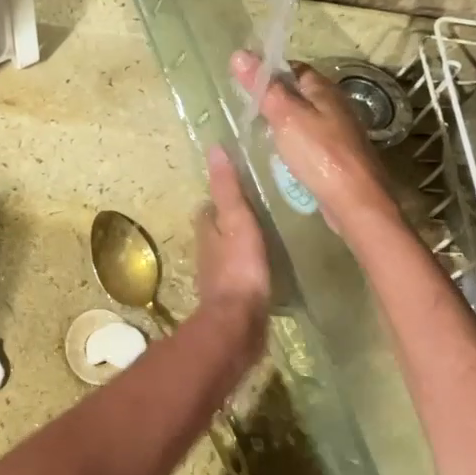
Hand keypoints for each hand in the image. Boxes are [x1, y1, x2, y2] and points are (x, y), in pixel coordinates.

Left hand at [196, 146, 269, 350]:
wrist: (238, 326)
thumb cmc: (238, 269)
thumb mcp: (236, 221)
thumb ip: (227, 189)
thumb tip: (213, 148)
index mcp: (207, 232)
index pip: (208, 207)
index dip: (219, 196)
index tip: (237, 185)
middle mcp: (208, 254)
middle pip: (217, 232)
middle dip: (231, 222)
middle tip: (257, 211)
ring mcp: (220, 280)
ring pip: (228, 255)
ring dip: (241, 247)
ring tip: (266, 238)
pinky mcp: (235, 302)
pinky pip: (243, 279)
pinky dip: (251, 271)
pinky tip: (268, 271)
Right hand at [231, 51, 396, 235]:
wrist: (356, 202)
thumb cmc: (319, 154)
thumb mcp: (285, 116)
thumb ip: (263, 87)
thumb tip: (239, 53)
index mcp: (323, 88)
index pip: (291, 67)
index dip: (267, 73)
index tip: (243, 85)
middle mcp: (334, 104)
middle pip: (297, 92)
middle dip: (273, 98)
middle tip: (246, 110)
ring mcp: (338, 131)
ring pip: (303, 117)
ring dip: (282, 122)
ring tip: (258, 132)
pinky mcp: (337, 155)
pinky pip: (309, 139)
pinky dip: (293, 142)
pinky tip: (281, 154)